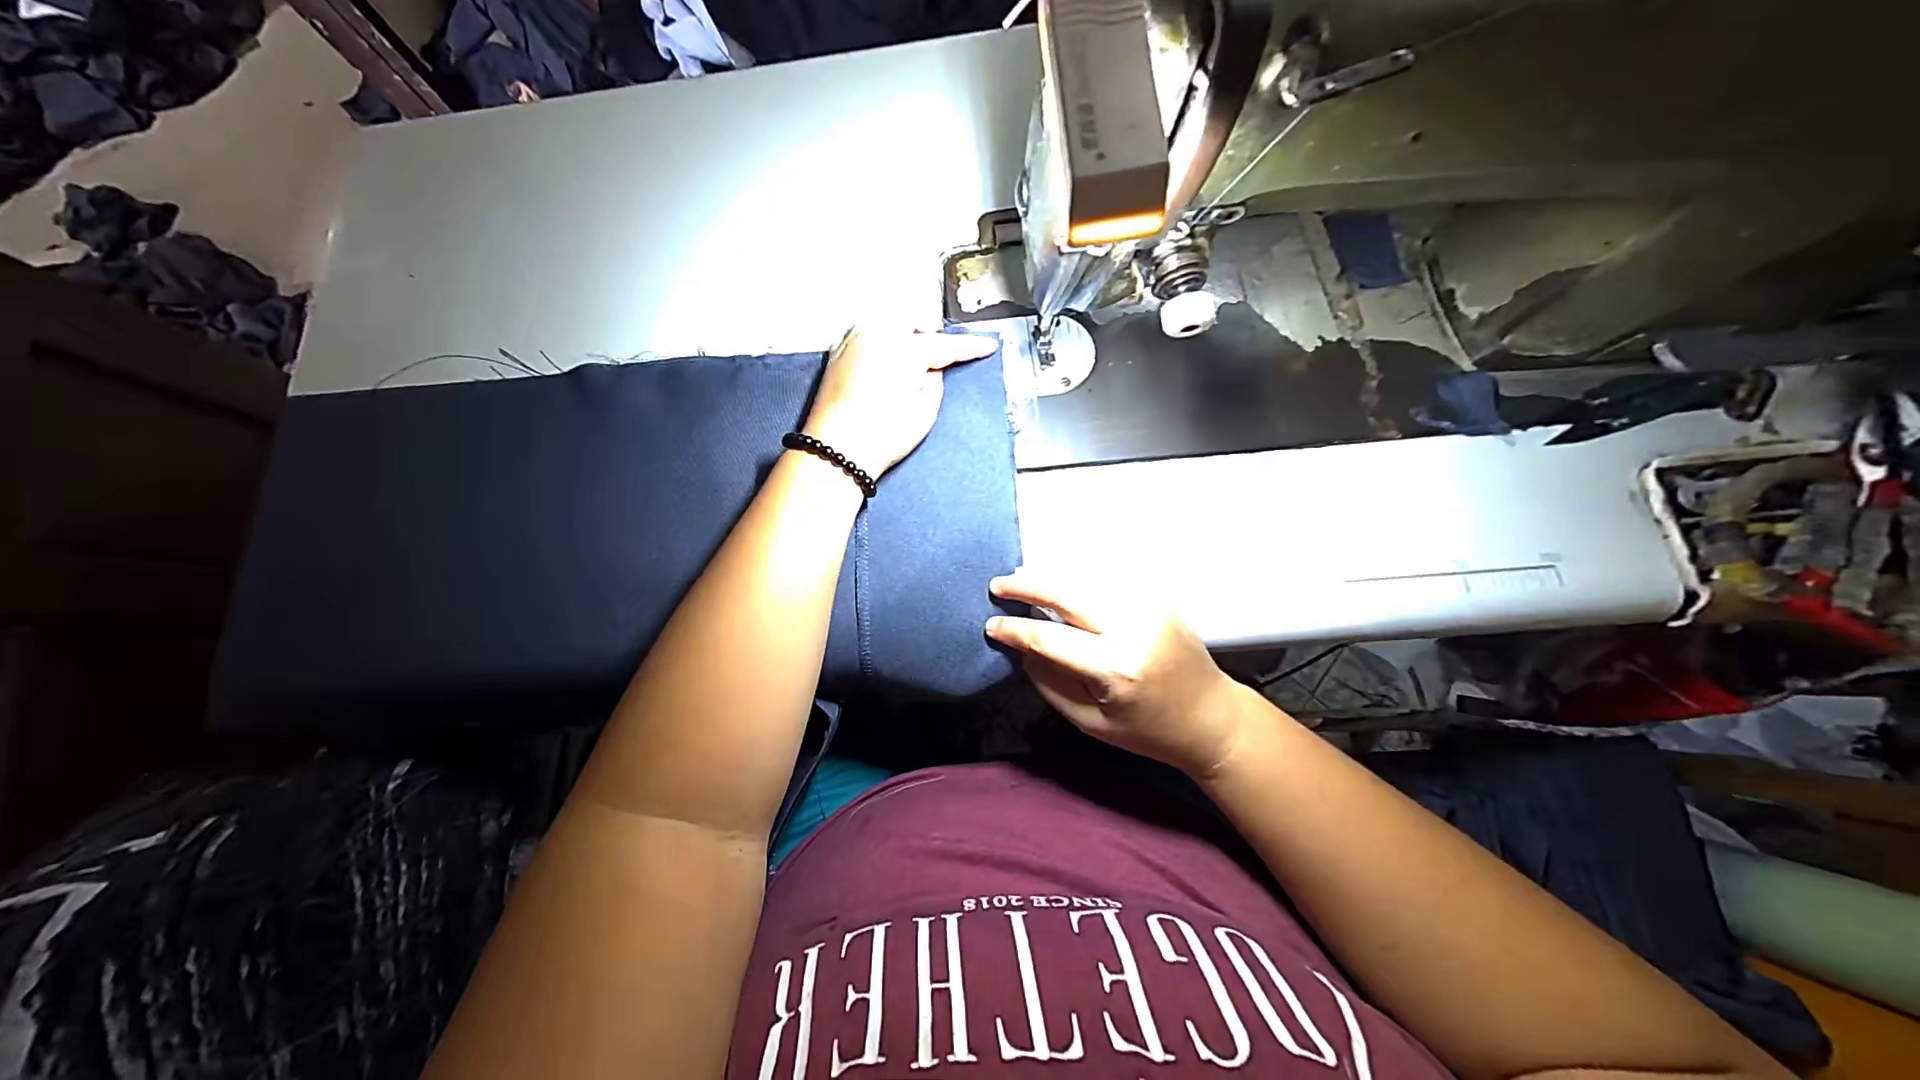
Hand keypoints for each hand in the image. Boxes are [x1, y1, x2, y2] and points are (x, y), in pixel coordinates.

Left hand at [801, 326, 998, 479]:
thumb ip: (935, 380)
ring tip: (911, 358)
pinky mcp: (837, 353)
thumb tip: (932, 369)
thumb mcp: (925, 410)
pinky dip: (880, 339)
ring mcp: (853, 340)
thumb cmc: (880, 435)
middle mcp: (876, 334)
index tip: (986, 346)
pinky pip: (866, 332)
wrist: (836, 451)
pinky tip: (885, 359)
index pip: (945, 344)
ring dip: (903, 333)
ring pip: (888, 321)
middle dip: (929, 334)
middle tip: (940, 356)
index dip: (970, 347)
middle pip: (913, 321)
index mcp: (904, 347)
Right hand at [984, 568, 1257, 777]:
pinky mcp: (1159, 600)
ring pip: (1089, 580)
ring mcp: (1151, 609)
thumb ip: (1051, 682)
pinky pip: (1111, 581)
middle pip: (1069, 594)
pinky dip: (1081, 577)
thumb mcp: (1091, 722)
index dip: (1016, 630)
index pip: (1051, 638)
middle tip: (999, 585)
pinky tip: (1061, 579)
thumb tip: (1023, 647)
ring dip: (1053, 576)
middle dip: (1029, 586)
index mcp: (1116, 669)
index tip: (993, 626)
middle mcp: (1135, 630)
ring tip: (1023, 578)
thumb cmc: (1148, 730)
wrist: (1211, 718)